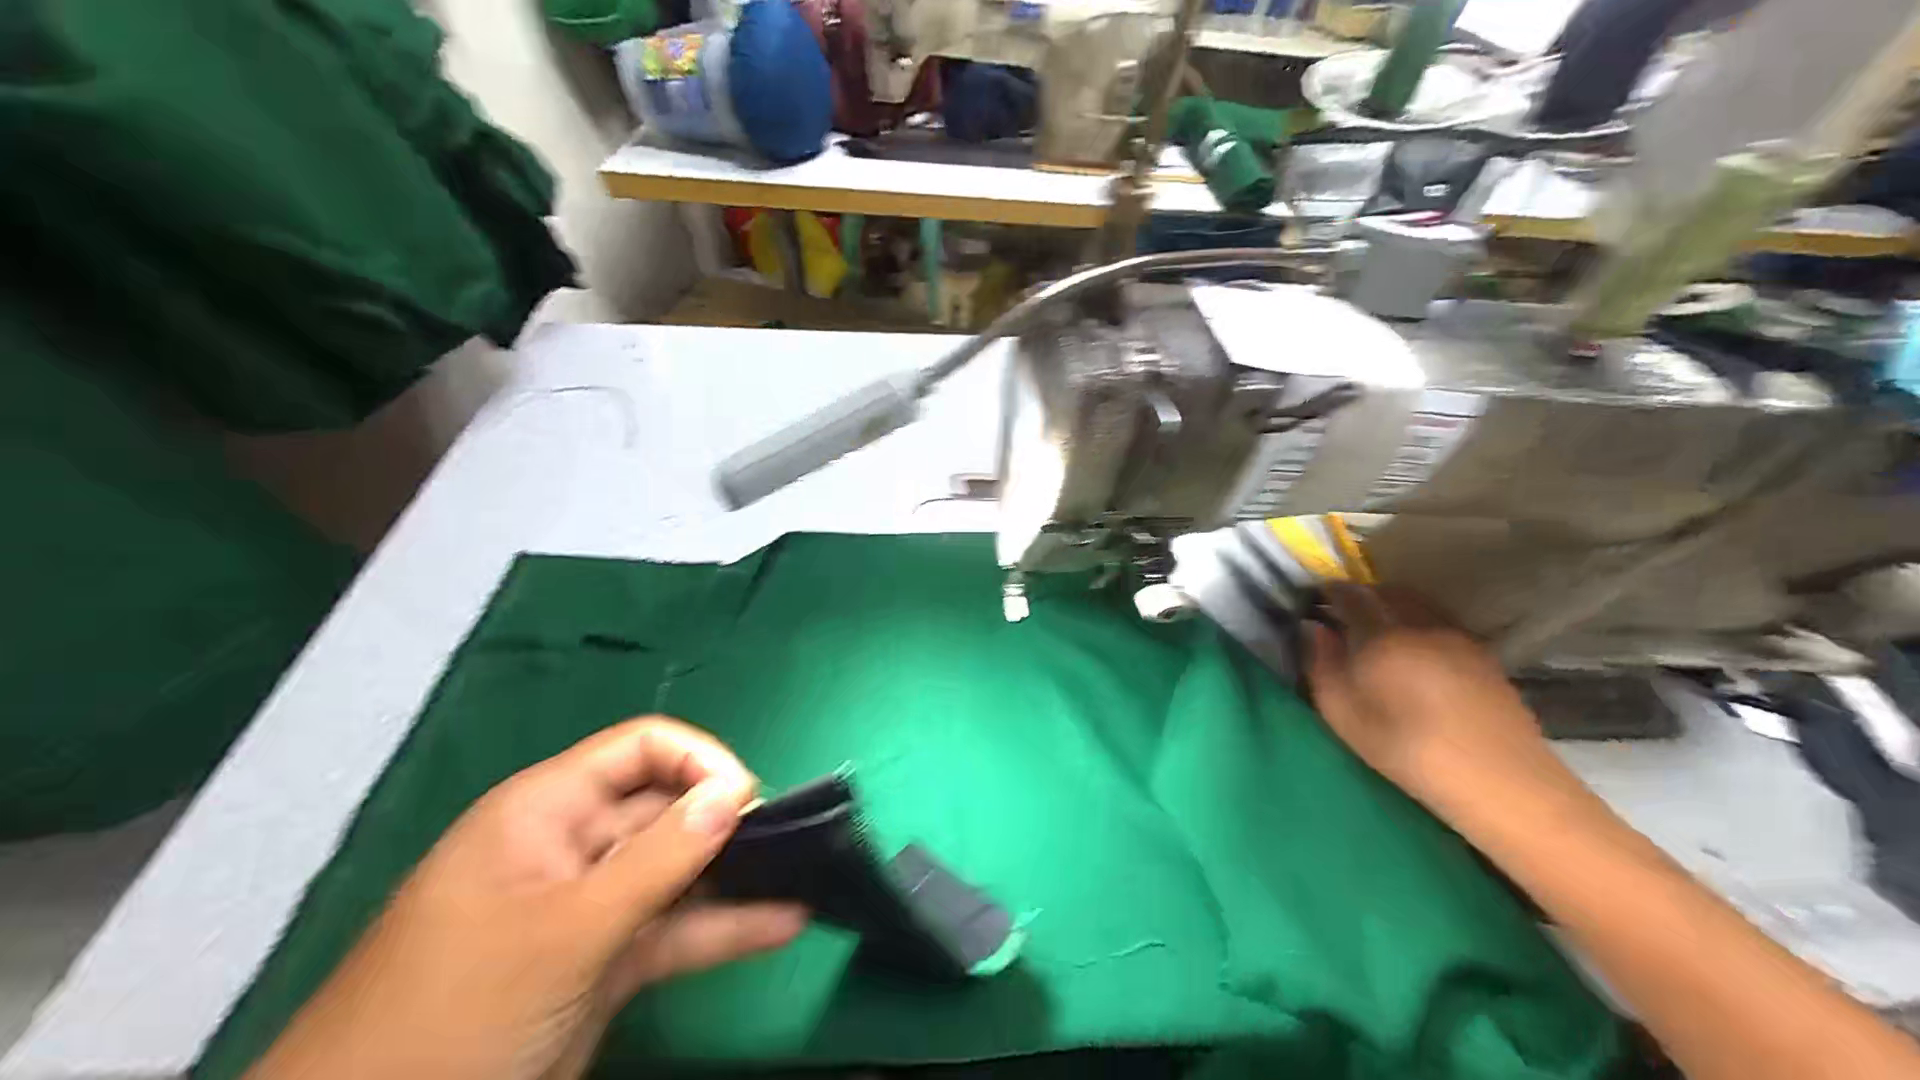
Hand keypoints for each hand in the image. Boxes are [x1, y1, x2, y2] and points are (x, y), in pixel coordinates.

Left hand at [247, 717, 807, 1079]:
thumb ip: (659, 859)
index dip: (699, 761)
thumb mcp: (564, 931)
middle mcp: (575, 848)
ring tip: (804, 874)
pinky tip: (782, 924)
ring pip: (678, 873)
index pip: (642, 750)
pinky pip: (675, 931)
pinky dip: (724, 928)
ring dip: (737, 876)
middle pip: (667, 809)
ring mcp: (591, 909)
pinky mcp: (603, 964)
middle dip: (727, 820)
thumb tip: (737, 790)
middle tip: (791, 843)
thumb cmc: (453, 1016)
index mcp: (548, 811)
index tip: (747, 798)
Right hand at [1304, 585, 1584, 814]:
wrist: (1500, 781)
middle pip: (1388, 592)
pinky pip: (1441, 622)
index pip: (1350, 596)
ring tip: (1379, 628)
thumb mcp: (1342, 714)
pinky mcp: (1483, 655)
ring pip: (1418, 604)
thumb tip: (1314, 628)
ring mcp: (1457, 637)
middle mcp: (1421, 625)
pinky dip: (1420, 622)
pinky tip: (1415, 648)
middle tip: (1344, 611)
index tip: (1315, 600)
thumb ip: (1321, 664)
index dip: (1330, 592)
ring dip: (1394, 605)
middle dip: (1363, 594)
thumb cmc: (1406, 749)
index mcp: (1381, 636)